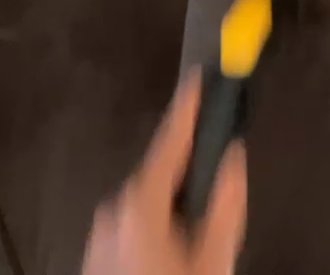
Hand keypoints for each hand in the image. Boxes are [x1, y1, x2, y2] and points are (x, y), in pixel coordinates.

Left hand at [82, 71, 247, 274]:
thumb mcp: (215, 260)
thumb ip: (227, 200)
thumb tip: (233, 155)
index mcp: (140, 203)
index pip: (171, 140)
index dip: (188, 105)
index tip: (200, 73)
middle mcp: (113, 210)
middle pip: (161, 173)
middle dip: (190, 172)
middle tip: (219, 185)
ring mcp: (99, 237)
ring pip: (148, 202)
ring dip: (174, 205)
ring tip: (199, 242)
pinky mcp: (96, 258)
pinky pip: (134, 224)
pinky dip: (157, 226)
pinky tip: (174, 259)